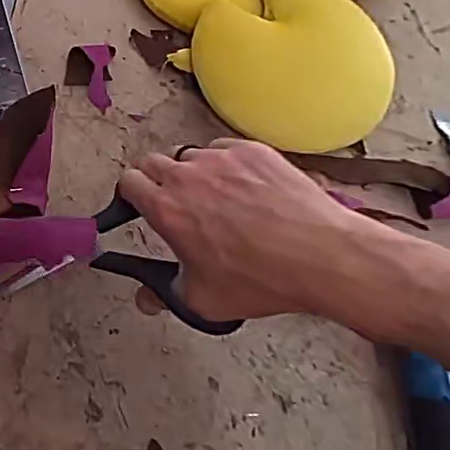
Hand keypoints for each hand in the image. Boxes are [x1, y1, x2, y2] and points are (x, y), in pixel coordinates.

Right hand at [117, 139, 372, 321]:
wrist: (320, 254)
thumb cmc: (263, 278)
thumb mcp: (203, 300)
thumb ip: (165, 295)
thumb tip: (146, 298)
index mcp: (167, 208)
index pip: (128, 182)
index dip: (129, 193)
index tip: (137, 202)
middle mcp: (188, 175)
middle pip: (153, 161)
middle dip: (155, 179)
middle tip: (172, 200)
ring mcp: (221, 158)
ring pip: (190, 155)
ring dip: (192, 172)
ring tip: (215, 198)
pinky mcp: (251, 150)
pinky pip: (224, 148)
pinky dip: (226, 164)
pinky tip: (244, 188)